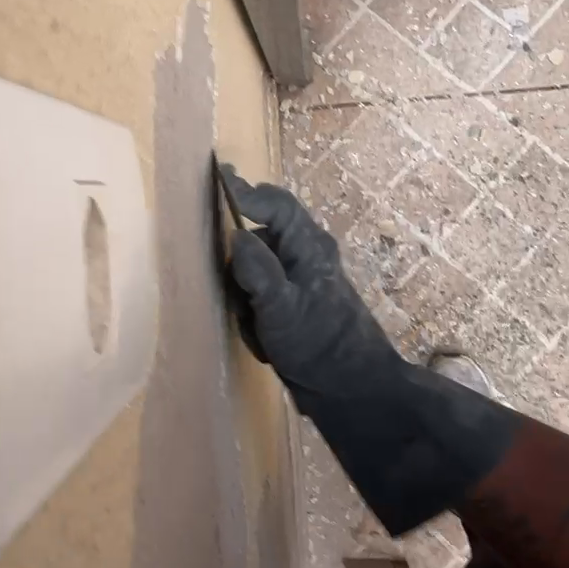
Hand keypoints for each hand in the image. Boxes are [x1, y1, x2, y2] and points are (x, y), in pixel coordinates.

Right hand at [221, 167, 404, 407]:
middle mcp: (304, 256)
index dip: (246, 191)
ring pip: (254, 269)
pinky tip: (263, 338)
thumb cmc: (320, 343)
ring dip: (246, 296)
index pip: (275, 203)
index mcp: (308, 245)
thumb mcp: (281, 305)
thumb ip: (256, 268)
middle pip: (258, 236)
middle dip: (240, 266)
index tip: (217, 177)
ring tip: (256, 326)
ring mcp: (299, 282)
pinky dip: (254, 315)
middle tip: (238, 295)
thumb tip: (235, 236)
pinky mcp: (293, 306)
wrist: (351, 390)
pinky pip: (260, 296)